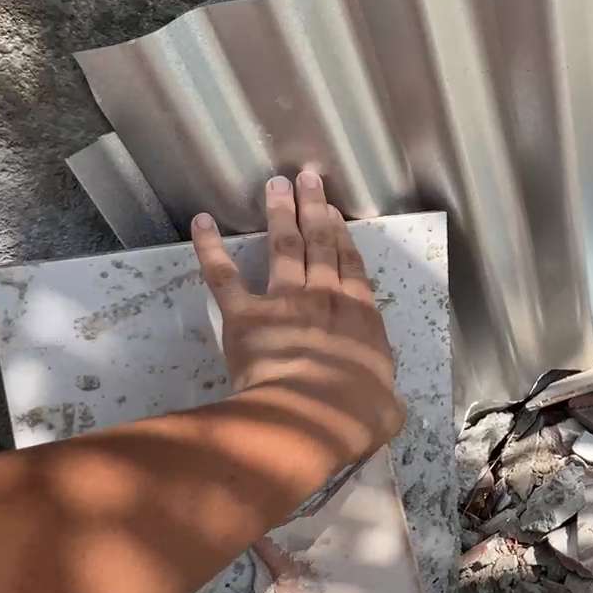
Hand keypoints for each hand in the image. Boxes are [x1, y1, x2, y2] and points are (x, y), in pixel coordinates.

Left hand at [190, 171, 405, 463]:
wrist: (313, 415)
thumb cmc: (356, 413)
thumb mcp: (386, 408)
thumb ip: (386, 399)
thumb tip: (391, 408)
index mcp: (360, 315)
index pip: (351, 265)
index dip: (342, 234)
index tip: (335, 211)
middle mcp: (325, 297)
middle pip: (319, 244)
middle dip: (313, 208)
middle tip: (307, 178)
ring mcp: (285, 301)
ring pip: (283, 247)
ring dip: (279, 213)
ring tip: (275, 185)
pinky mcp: (246, 314)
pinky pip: (225, 276)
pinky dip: (211, 248)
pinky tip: (202, 222)